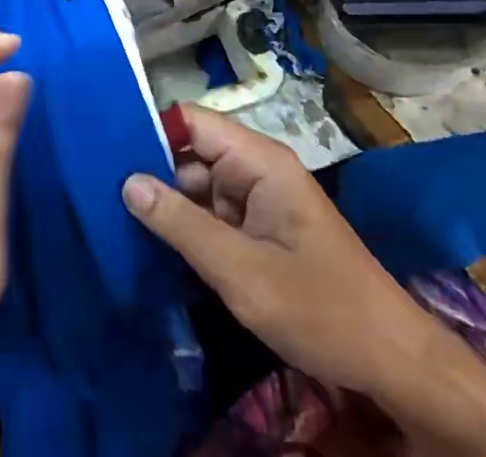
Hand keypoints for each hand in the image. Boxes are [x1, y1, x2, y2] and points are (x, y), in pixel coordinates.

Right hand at [120, 104, 438, 394]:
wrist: (390, 361)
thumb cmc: (320, 308)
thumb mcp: (241, 269)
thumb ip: (180, 223)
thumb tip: (127, 181)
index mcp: (258, 162)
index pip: (192, 122)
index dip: (150, 130)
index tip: (103, 150)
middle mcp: (254, 171)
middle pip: (188, 155)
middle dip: (149, 173)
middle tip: (96, 194)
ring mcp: (255, 202)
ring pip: (194, 188)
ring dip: (162, 205)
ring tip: (109, 218)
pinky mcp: (255, 231)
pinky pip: (207, 217)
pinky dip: (181, 229)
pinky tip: (145, 243)